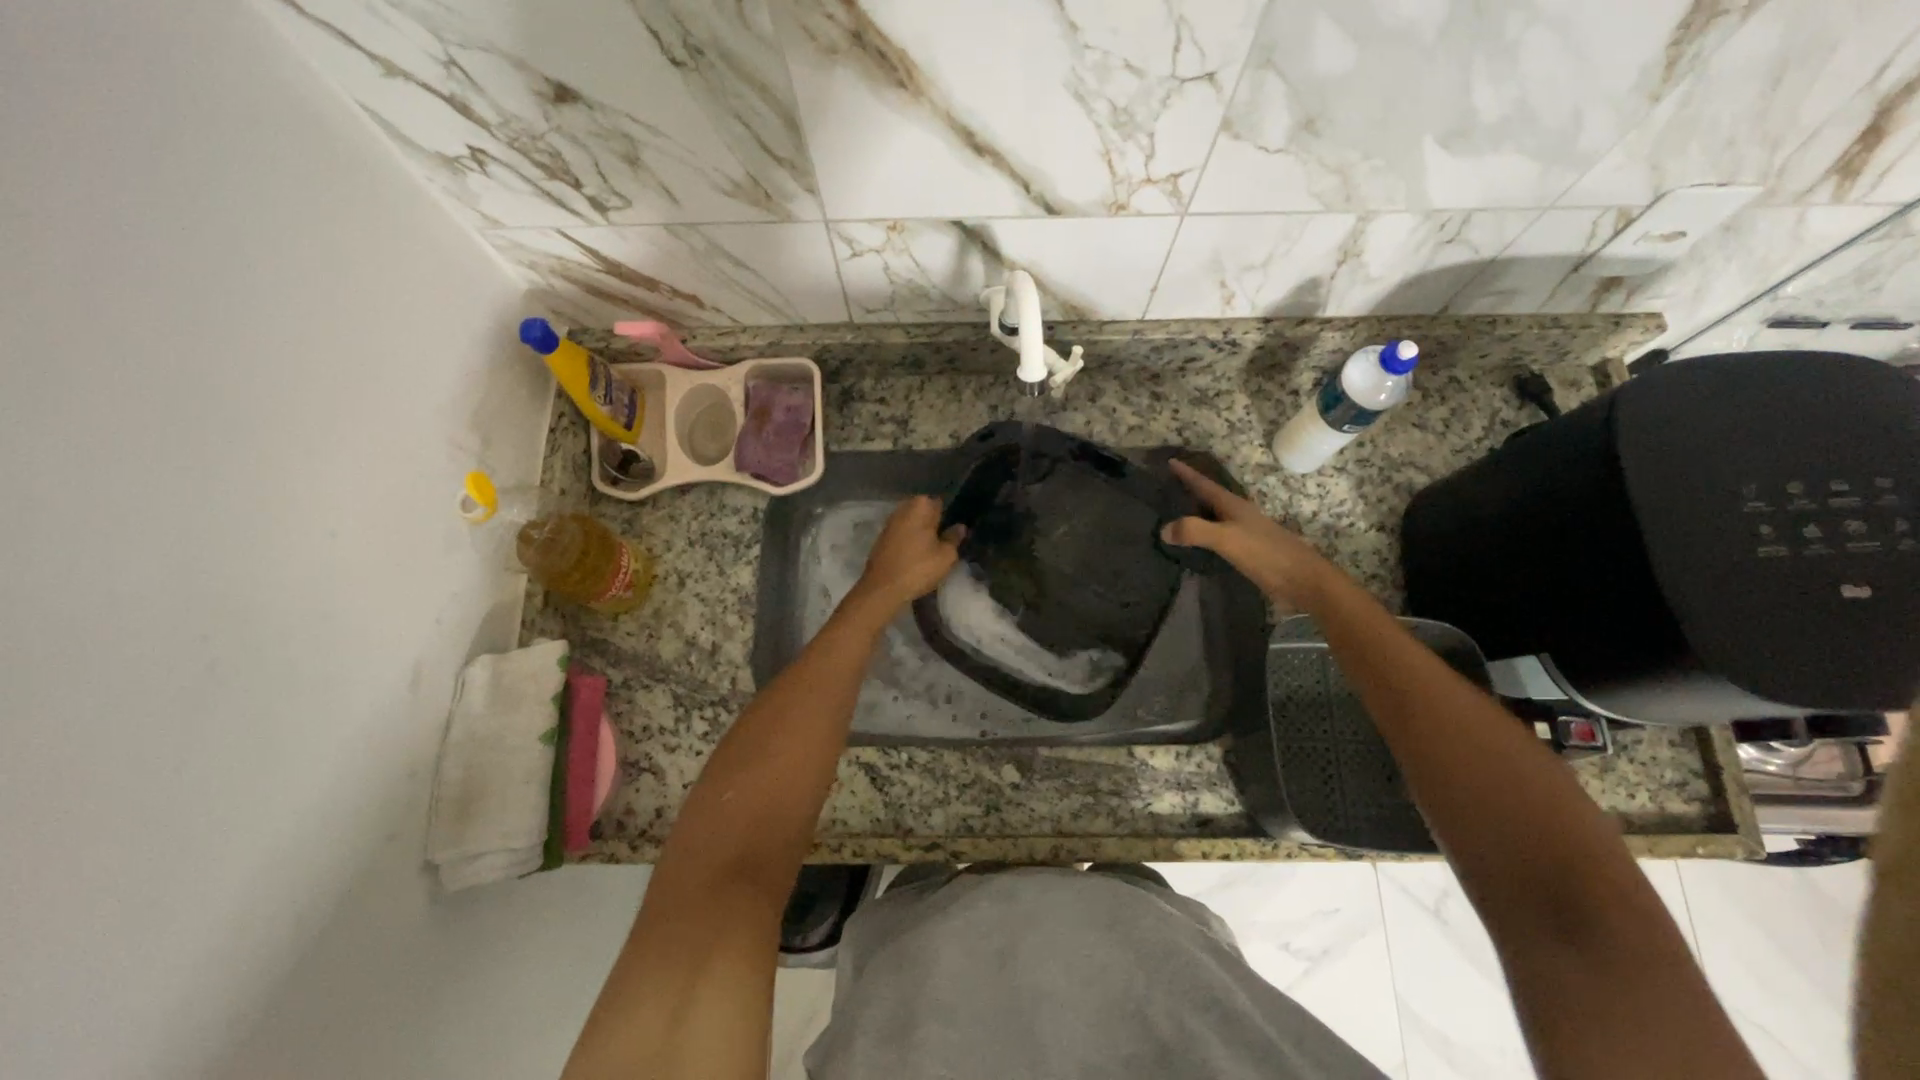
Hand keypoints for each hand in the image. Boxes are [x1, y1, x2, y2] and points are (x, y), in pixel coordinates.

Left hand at [851, 496, 963, 612]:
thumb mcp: (946, 556)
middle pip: (925, 510)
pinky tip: (917, 553)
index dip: (950, 513)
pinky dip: (910, 538)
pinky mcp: (882, 537)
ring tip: (933, 547)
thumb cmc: (918, 568)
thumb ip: (954, 538)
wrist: (883, 588)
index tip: (957, 527)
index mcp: (920, 506)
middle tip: (946, 539)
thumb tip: (960, 526)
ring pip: (912, 522)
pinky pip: (902, 532)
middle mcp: (903, 508)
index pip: (941, 502)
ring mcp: (890, 522)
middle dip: (934, 521)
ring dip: (921, 531)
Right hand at [1160, 459, 1337, 608]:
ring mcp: (1246, 532)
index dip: (1187, 473)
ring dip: (1198, 511)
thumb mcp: (1227, 539)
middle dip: (1191, 489)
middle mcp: (1239, 515)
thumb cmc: (1265, 554)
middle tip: (1169, 485)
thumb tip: (1163, 529)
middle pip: (1211, 497)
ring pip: (1216, 515)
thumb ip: (1195, 531)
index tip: (1170, 461)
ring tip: (1177, 512)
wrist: (1303, 580)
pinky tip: (1198, 543)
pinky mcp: (1249, 551)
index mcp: (1234, 506)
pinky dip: (1205, 533)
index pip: (1205, 485)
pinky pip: (1220, 535)